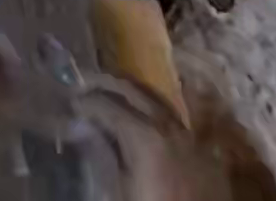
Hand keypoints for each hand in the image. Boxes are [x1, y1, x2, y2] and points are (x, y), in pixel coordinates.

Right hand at [73, 75, 229, 200]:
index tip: (70, 102)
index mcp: (144, 135)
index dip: (84, 101)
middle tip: (85, 85)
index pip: (105, 104)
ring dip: (130, 91)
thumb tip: (84, 129)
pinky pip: (176, 117)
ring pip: (155, 97)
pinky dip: (155, 107)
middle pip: (130, 89)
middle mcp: (167, 126)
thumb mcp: (121, 190)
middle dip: (104, 84)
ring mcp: (189, 136)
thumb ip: (104, 154)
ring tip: (113, 93)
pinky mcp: (205, 151)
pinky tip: (146, 113)